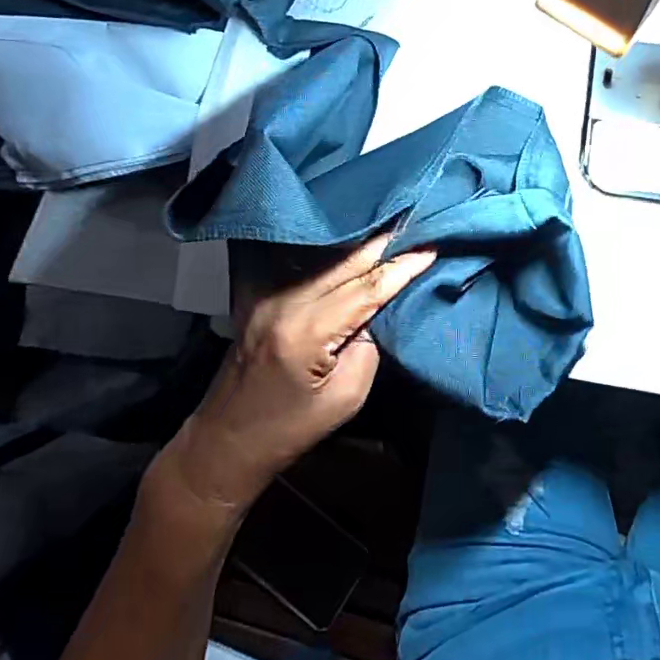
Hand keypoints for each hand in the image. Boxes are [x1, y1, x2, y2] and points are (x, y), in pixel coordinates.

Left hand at [166, 234, 436, 510]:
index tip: (431, 247)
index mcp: (305, 330)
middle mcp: (282, 300)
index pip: (365, 287)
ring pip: (322, 256)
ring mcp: (265, 292)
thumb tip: (377, 309)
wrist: (228, 438)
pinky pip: (302, 264)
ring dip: (358, 242)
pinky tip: (351, 242)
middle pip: (343, 261)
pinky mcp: (258, 293)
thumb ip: (367, 345)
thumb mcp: (346, 397)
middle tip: (416, 221)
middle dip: (382, 242)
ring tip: (391, 226)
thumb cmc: (290, 428)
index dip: (401, 267)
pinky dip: (331, 253)